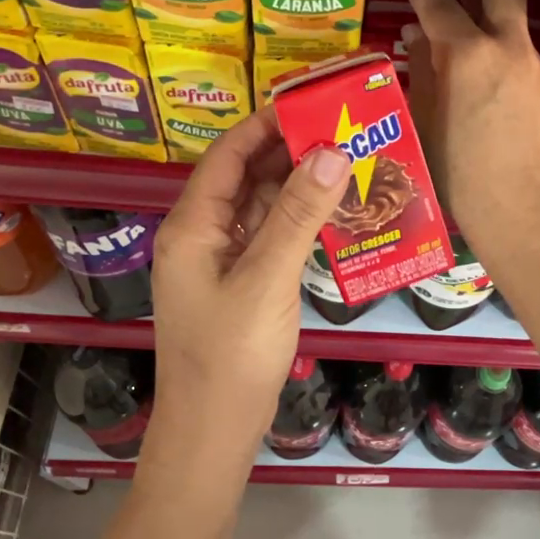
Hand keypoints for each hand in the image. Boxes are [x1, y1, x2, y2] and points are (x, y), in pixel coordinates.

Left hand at [148, 109, 350, 444]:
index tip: (311, 103)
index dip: (265, 124)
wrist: (212, 435)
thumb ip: (298, 214)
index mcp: (192, 225)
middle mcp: (201, 234)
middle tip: (342, 129)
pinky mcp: (240, 283)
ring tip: (347, 160)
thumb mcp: (267, 279)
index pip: (227, 154)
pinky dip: (297, 219)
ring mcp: (220, 261)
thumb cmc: (231, 356)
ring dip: (297, 184)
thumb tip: (332, 151)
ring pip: (259, 205)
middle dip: (289, 150)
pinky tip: (333, 211)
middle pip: (244, 176)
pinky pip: (268, 235)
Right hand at [399, 0, 539, 270]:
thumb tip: (417, 36)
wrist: (525, 217)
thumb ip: (421, 71)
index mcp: (469, 55)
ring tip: (461, 4)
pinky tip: (478, 55)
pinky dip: (497, 35)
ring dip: (489, 0)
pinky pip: (518, 42)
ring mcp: (532, 62)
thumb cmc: (461, 179)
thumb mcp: (425, 124)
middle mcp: (506, 46)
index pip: (437, 2)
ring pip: (513, 12)